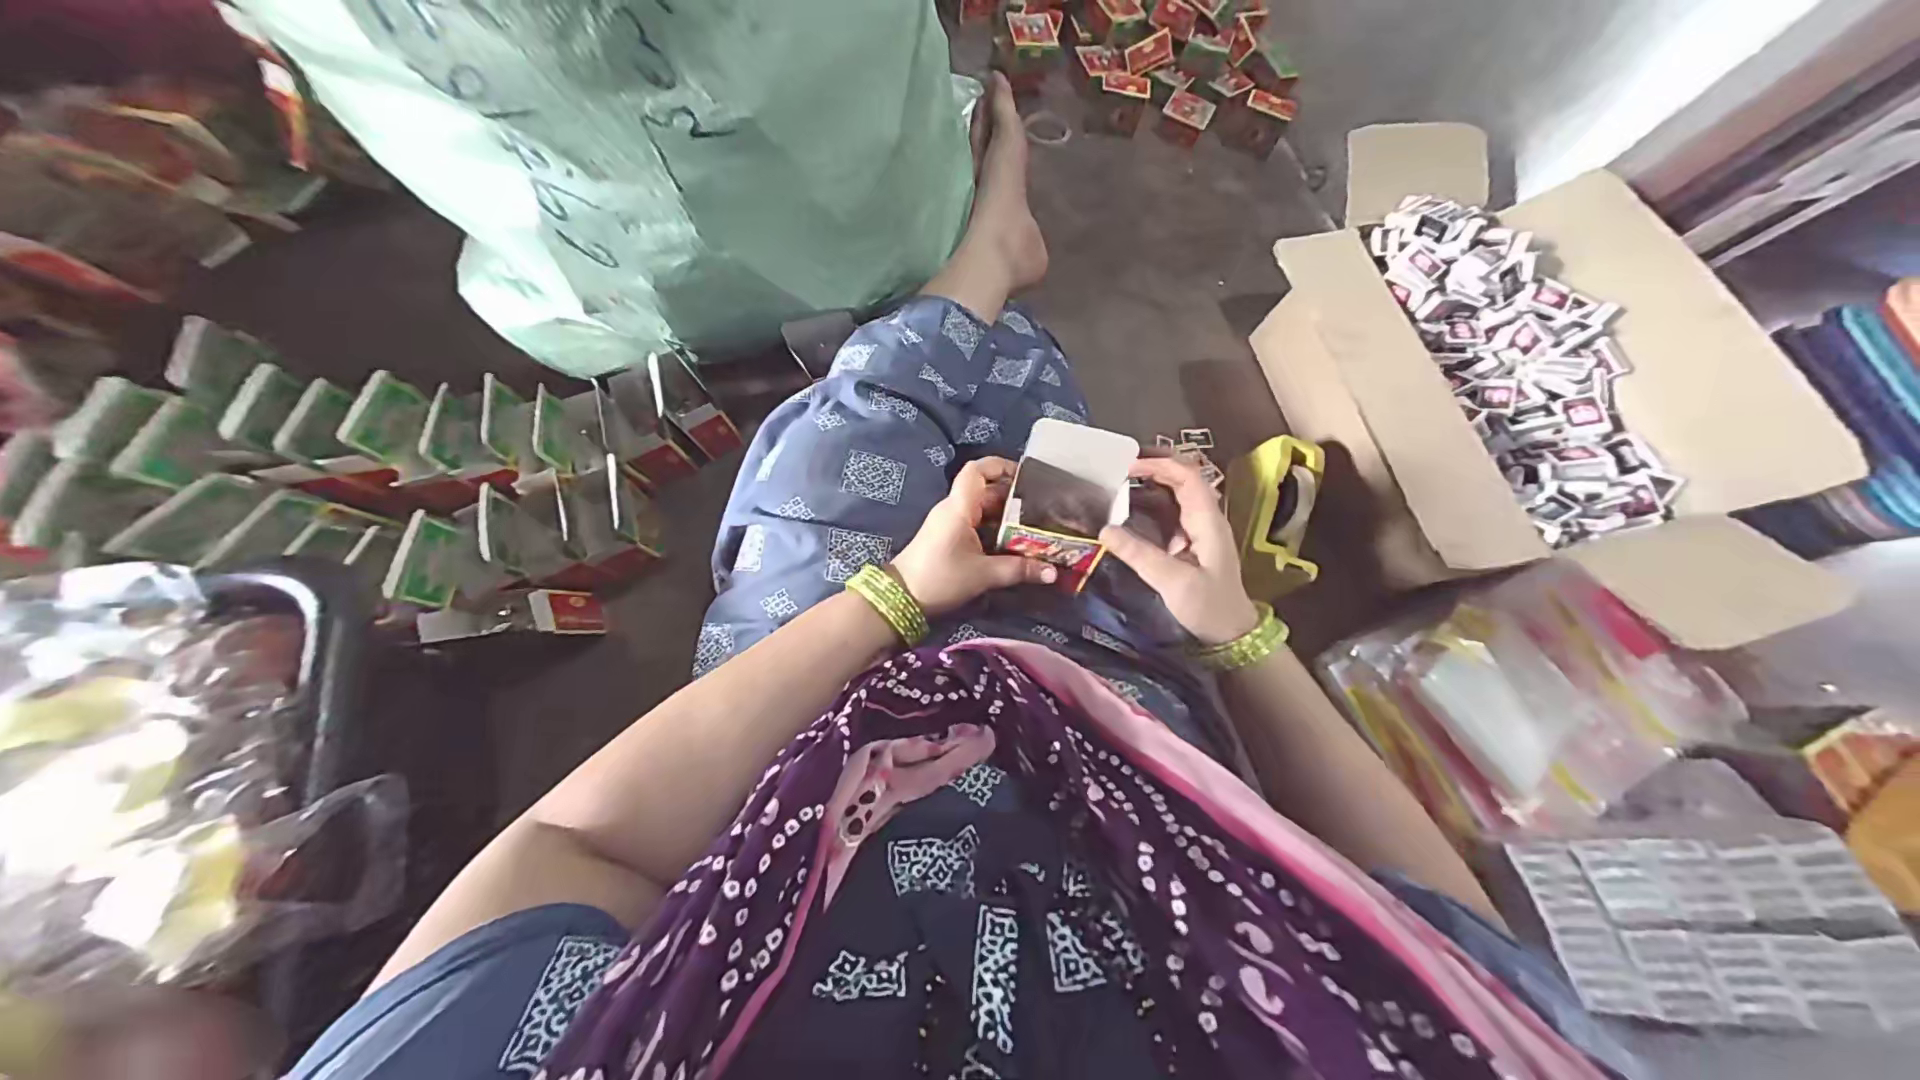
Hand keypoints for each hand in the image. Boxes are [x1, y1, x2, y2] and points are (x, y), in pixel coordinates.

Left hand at [891, 456, 1056, 616]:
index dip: (1002, 466)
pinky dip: (996, 531)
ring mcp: (950, 524)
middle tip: (1043, 511)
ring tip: (1036, 529)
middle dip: (1015, 499)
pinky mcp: (950, 539)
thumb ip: (1019, 570)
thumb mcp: (983, 575)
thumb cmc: (939, 578)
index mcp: (959, 507)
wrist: (901, 599)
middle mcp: (954, 509)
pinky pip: (978, 526)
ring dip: (1008, 519)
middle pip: (987, 491)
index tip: (1027, 477)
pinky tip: (1016, 545)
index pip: (977, 470)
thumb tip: (1053, 572)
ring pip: (984, 511)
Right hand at [1100, 457, 1261, 645]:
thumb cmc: (1208, 606)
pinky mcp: (1190, 542)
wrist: (1231, 633)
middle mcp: (1205, 518)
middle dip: (1152, 468)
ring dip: (1150, 484)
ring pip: (1175, 494)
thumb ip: (1139, 555)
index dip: (1159, 465)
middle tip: (1118, 469)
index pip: (1187, 476)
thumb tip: (1104, 530)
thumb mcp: (1173, 582)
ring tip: (1118, 483)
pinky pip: (1169, 512)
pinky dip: (1149, 504)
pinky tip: (1128, 509)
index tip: (1128, 467)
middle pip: (1182, 478)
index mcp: (1207, 521)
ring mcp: (1198, 529)